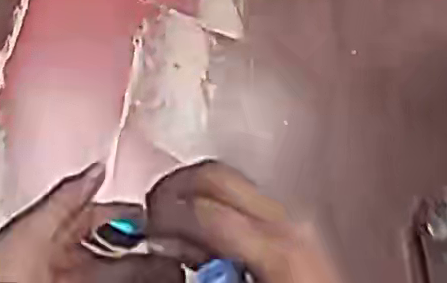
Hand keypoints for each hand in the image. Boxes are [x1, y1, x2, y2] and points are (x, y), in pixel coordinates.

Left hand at [0, 162, 182, 282]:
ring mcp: (68, 279)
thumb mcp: (32, 226)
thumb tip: (97, 166)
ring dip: (148, 271)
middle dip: (147, 248)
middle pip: (114, 251)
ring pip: (117, 275)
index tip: (161, 212)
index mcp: (51, 231)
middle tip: (182, 248)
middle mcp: (63, 257)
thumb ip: (66, 197)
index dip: (128, 214)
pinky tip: (158, 281)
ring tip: (181, 269)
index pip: (98, 216)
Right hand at [144, 161, 340, 282]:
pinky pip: (247, 196)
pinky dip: (218, 202)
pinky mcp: (300, 227)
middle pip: (214, 175)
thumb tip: (169, 245)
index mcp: (277, 245)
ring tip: (179, 224)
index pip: (203, 209)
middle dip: (175, 188)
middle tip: (153, 213)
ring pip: (230, 178)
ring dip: (196, 191)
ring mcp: (297, 219)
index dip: (165, 216)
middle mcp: (288, 220)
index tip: (146, 230)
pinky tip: (210, 232)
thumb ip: (206, 271)